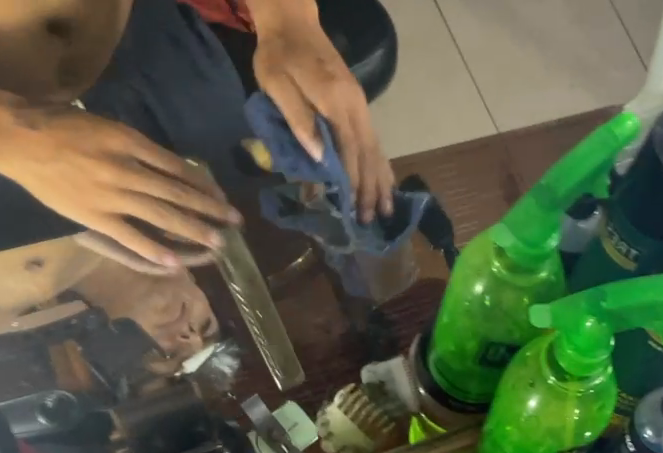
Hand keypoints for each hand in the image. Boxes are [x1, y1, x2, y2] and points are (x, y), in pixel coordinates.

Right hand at [0, 104, 241, 270]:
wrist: (16, 138)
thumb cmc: (61, 127)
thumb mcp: (106, 127)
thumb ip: (137, 148)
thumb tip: (172, 168)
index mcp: (130, 142)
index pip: (178, 167)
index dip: (204, 184)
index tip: (222, 196)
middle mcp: (127, 168)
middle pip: (179, 192)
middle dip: (210, 209)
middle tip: (235, 222)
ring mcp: (113, 195)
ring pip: (164, 215)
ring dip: (194, 230)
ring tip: (218, 243)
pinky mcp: (96, 216)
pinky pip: (132, 238)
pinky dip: (155, 251)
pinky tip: (176, 263)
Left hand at [253, 8, 394, 222]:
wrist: (292, 22)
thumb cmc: (278, 54)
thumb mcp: (277, 83)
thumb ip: (297, 119)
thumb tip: (319, 157)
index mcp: (335, 101)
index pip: (349, 149)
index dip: (352, 181)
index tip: (352, 208)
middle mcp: (355, 106)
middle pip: (368, 154)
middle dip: (369, 189)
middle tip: (369, 220)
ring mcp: (360, 107)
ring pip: (375, 150)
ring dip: (380, 182)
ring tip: (386, 210)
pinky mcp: (358, 107)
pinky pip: (374, 141)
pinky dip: (380, 165)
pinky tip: (386, 183)